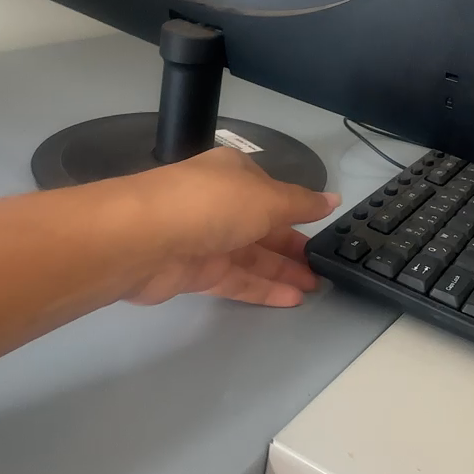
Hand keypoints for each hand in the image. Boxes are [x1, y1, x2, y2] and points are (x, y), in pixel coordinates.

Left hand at [108, 148, 339, 308]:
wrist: (140, 239)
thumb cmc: (211, 205)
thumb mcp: (268, 198)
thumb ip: (302, 204)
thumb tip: (333, 199)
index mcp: (236, 174)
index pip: (274, 192)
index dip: (300, 211)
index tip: (326, 229)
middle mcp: (221, 203)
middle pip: (265, 226)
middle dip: (294, 246)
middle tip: (324, 265)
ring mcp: (207, 239)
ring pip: (253, 256)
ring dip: (283, 270)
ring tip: (316, 286)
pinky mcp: (195, 273)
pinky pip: (237, 280)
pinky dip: (263, 289)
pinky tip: (291, 299)